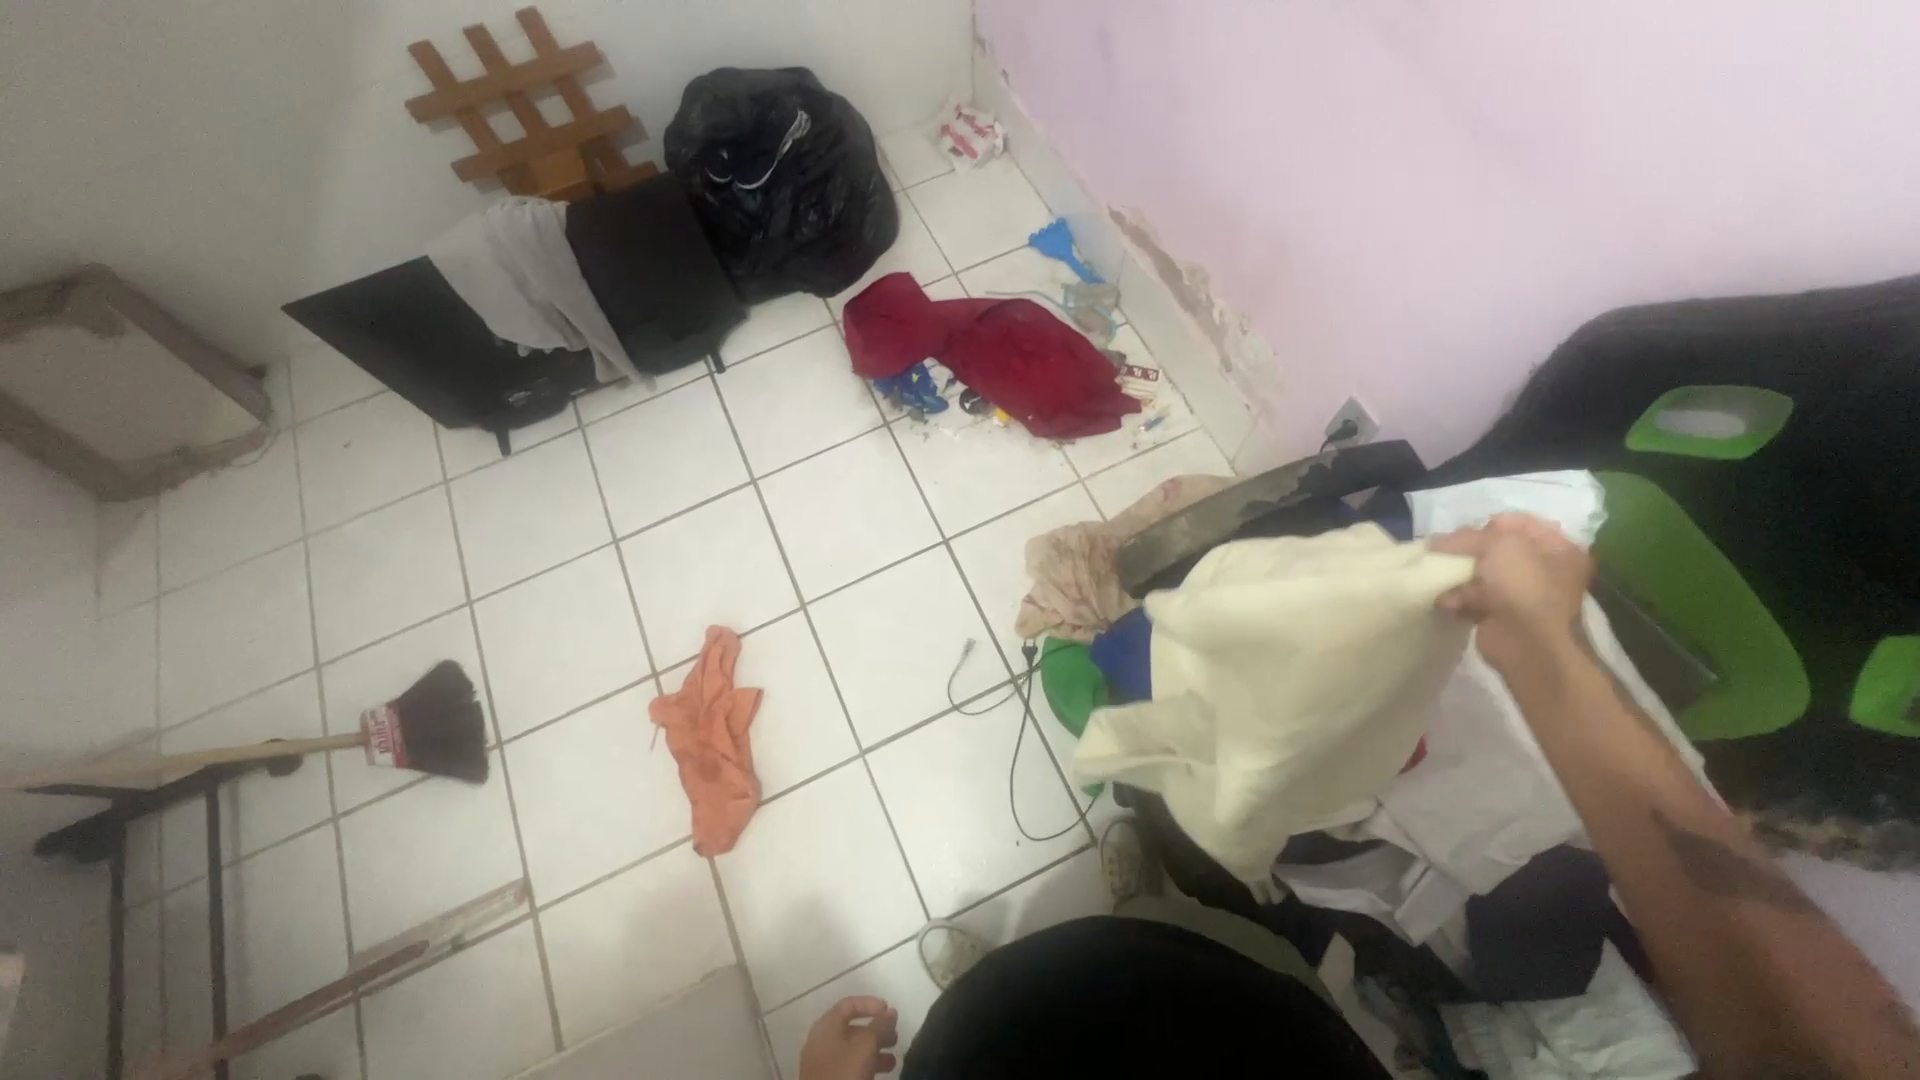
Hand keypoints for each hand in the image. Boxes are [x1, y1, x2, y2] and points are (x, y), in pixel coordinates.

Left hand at [799, 996, 899, 1079]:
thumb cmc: (844, 1075)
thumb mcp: (865, 1048)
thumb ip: (879, 1026)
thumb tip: (891, 1012)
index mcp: (826, 1027)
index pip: (849, 1004)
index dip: (870, 1004)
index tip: (889, 1012)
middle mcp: (821, 1042)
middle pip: (852, 1028)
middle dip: (876, 1031)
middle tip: (895, 1039)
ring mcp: (822, 1064)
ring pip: (852, 1050)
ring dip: (874, 1051)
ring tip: (892, 1062)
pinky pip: (848, 1066)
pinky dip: (865, 1065)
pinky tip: (880, 1073)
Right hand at [1429, 513, 1591, 675]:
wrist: (1528, 644)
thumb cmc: (1524, 587)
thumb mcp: (1500, 545)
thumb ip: (1468, 536)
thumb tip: (1435, 542)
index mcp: (1556, 548)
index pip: (1518, 523)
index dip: (1489, 523)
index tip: (1464, 532)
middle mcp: (1541, 569)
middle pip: (1494, 548)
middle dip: (1466, 550)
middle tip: (1443, 552)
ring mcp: (1519, 593)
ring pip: (1478, 573)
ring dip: (1456, 575)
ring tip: (1439, 577)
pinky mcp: (1497, 614)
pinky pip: (1470, 598)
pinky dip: (1455, 599)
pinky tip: (1445, 602)